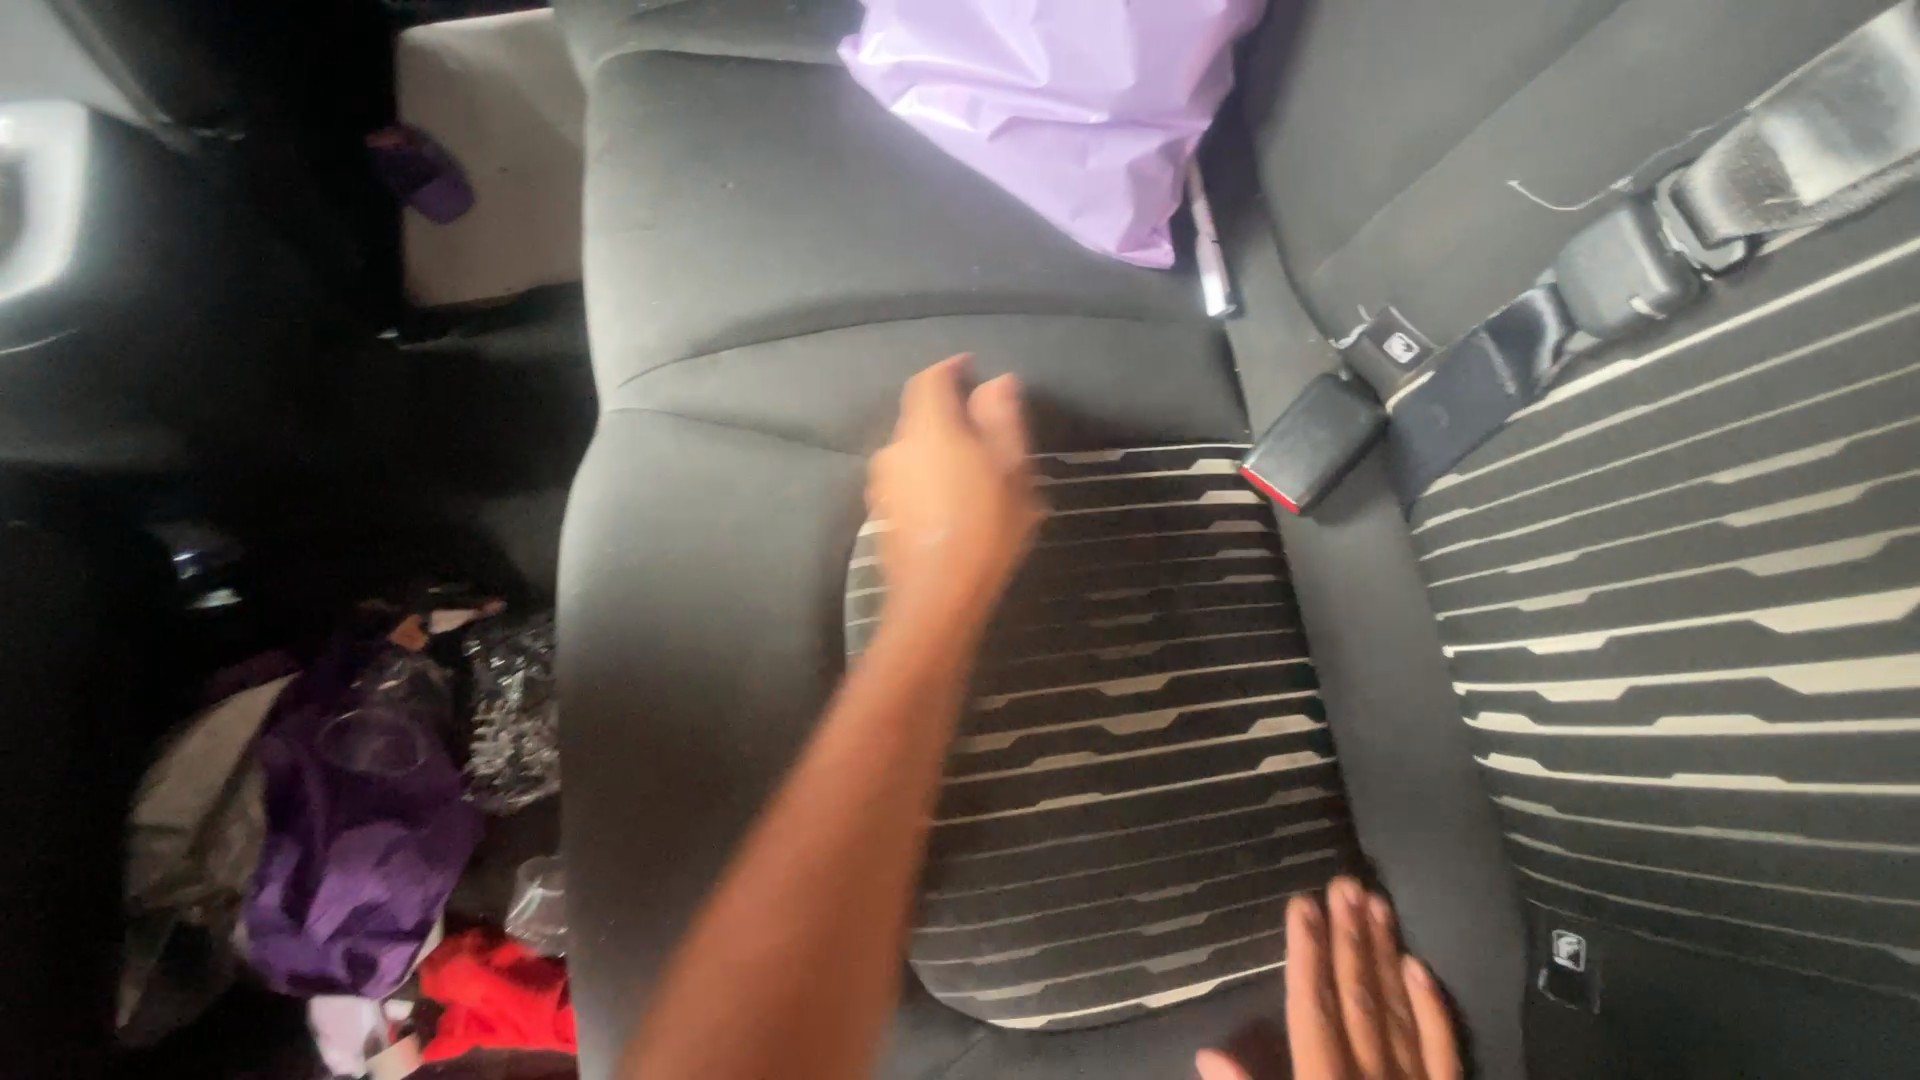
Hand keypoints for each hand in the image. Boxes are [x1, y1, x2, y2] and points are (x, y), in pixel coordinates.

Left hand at [867, 355, 1043, 627]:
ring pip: (913, 450)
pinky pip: (907, 480)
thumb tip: (996, 381)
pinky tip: (951, 503)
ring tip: (973, 472)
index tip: (971, 370)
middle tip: (985, 432)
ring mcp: (883, 482)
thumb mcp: (1011, 469)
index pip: (930, 379)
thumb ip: (1001, 419)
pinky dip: (928, 478)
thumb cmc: (986, 528)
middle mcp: (895, 447)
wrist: (938, 597)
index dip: (951, 370)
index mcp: (928, 427)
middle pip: (919, 415)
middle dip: (949, 416)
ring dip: (939, 450)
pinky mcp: (882, 512)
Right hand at [1195, 878, 1459, 1079]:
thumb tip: (1207, 1054)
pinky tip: (1421, 967)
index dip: (1307, 956)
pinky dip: (1434, 1009)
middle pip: (1359, 1003)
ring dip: (1385, 956)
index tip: (1303, 904)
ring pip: (1401, 1014)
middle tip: (1344, 884)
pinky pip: (1447, 1055)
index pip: (1314, 1012)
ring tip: (1375, 903)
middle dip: (1349, 942)